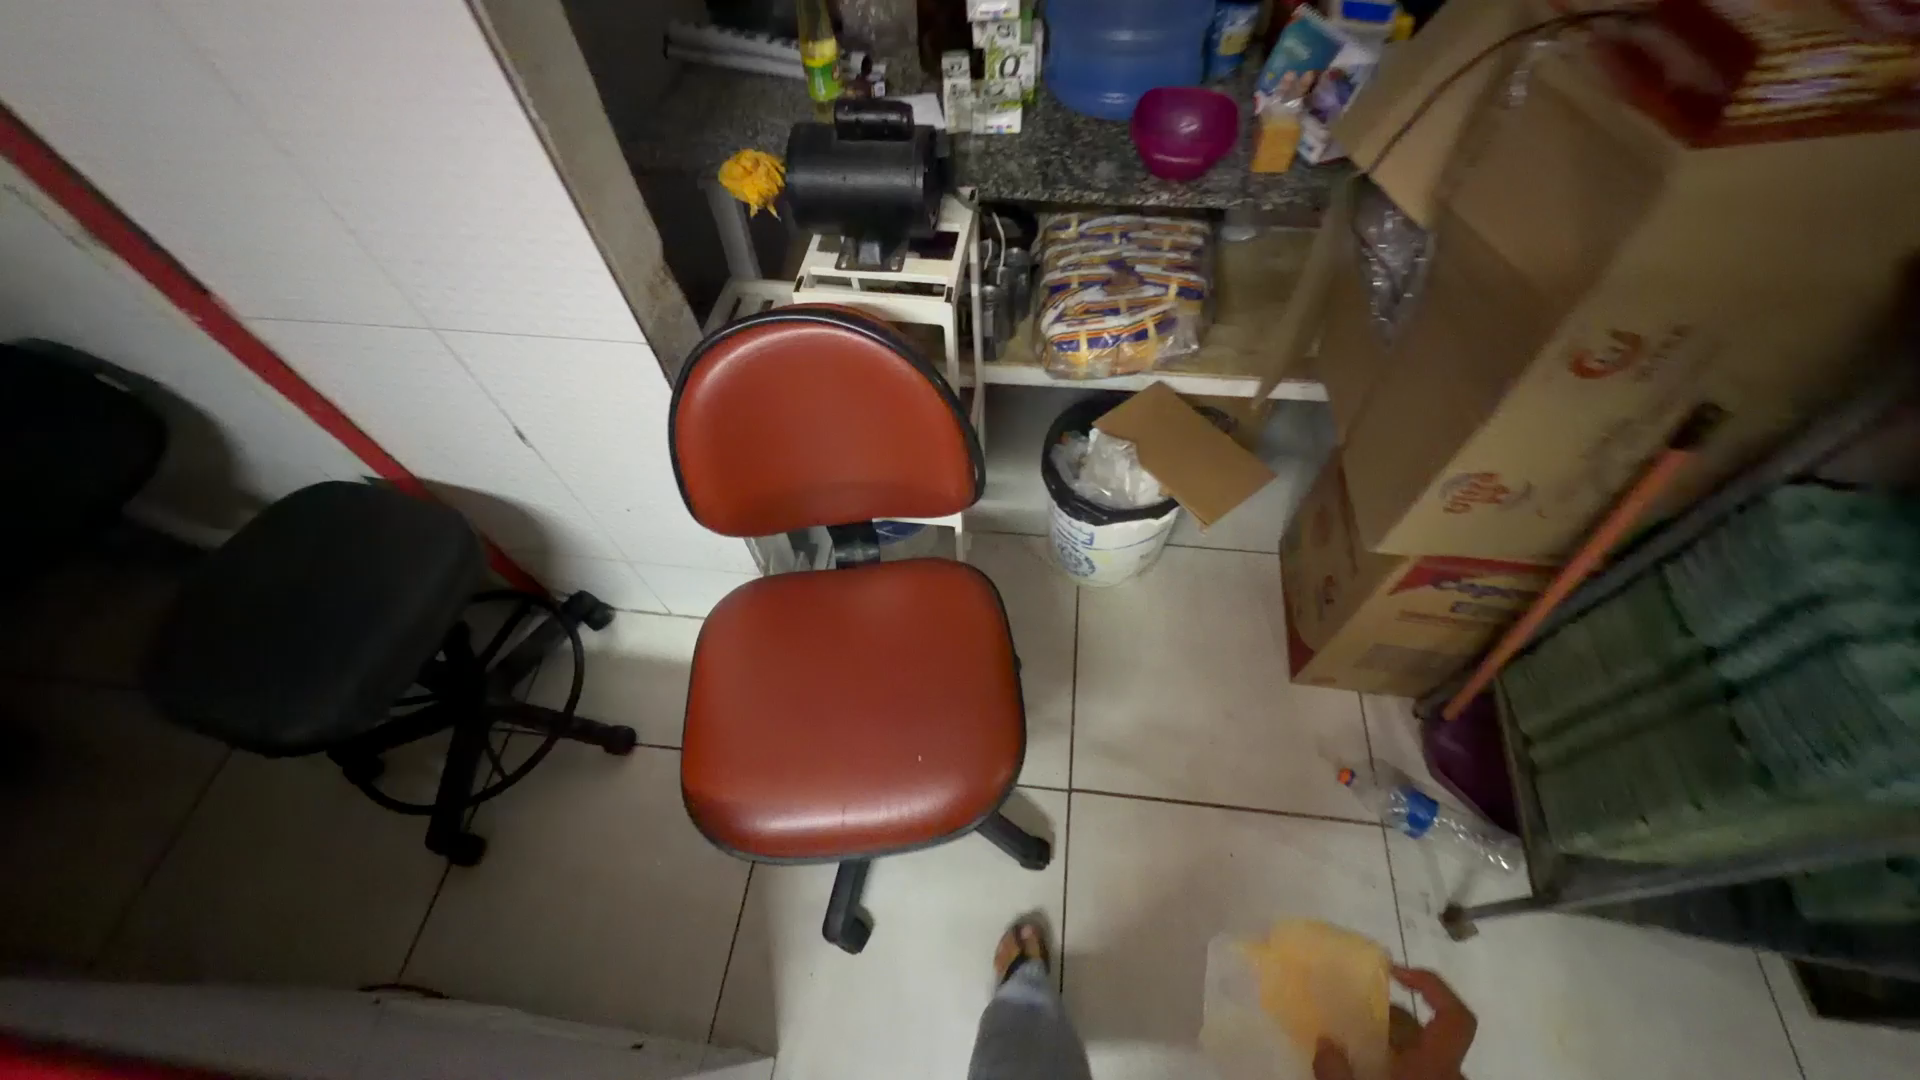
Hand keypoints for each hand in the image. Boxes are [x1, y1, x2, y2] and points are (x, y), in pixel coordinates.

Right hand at [1313, 967, 1476, 1079]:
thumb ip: (1335, 1072)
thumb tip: (1326, 1043)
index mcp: (1436, 1070)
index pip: (1456, 1018)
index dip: (1431, 986)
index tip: (1391, 973)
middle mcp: (1450, 1078)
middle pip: (1424, 1034)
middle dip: (1387, 1023)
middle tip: (1349, 1024)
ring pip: (1420, 1059)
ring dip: (1388, 1049)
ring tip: (1352, 1055)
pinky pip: (1418, 1076)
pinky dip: (1395, 1070)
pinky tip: (1366, 1076)